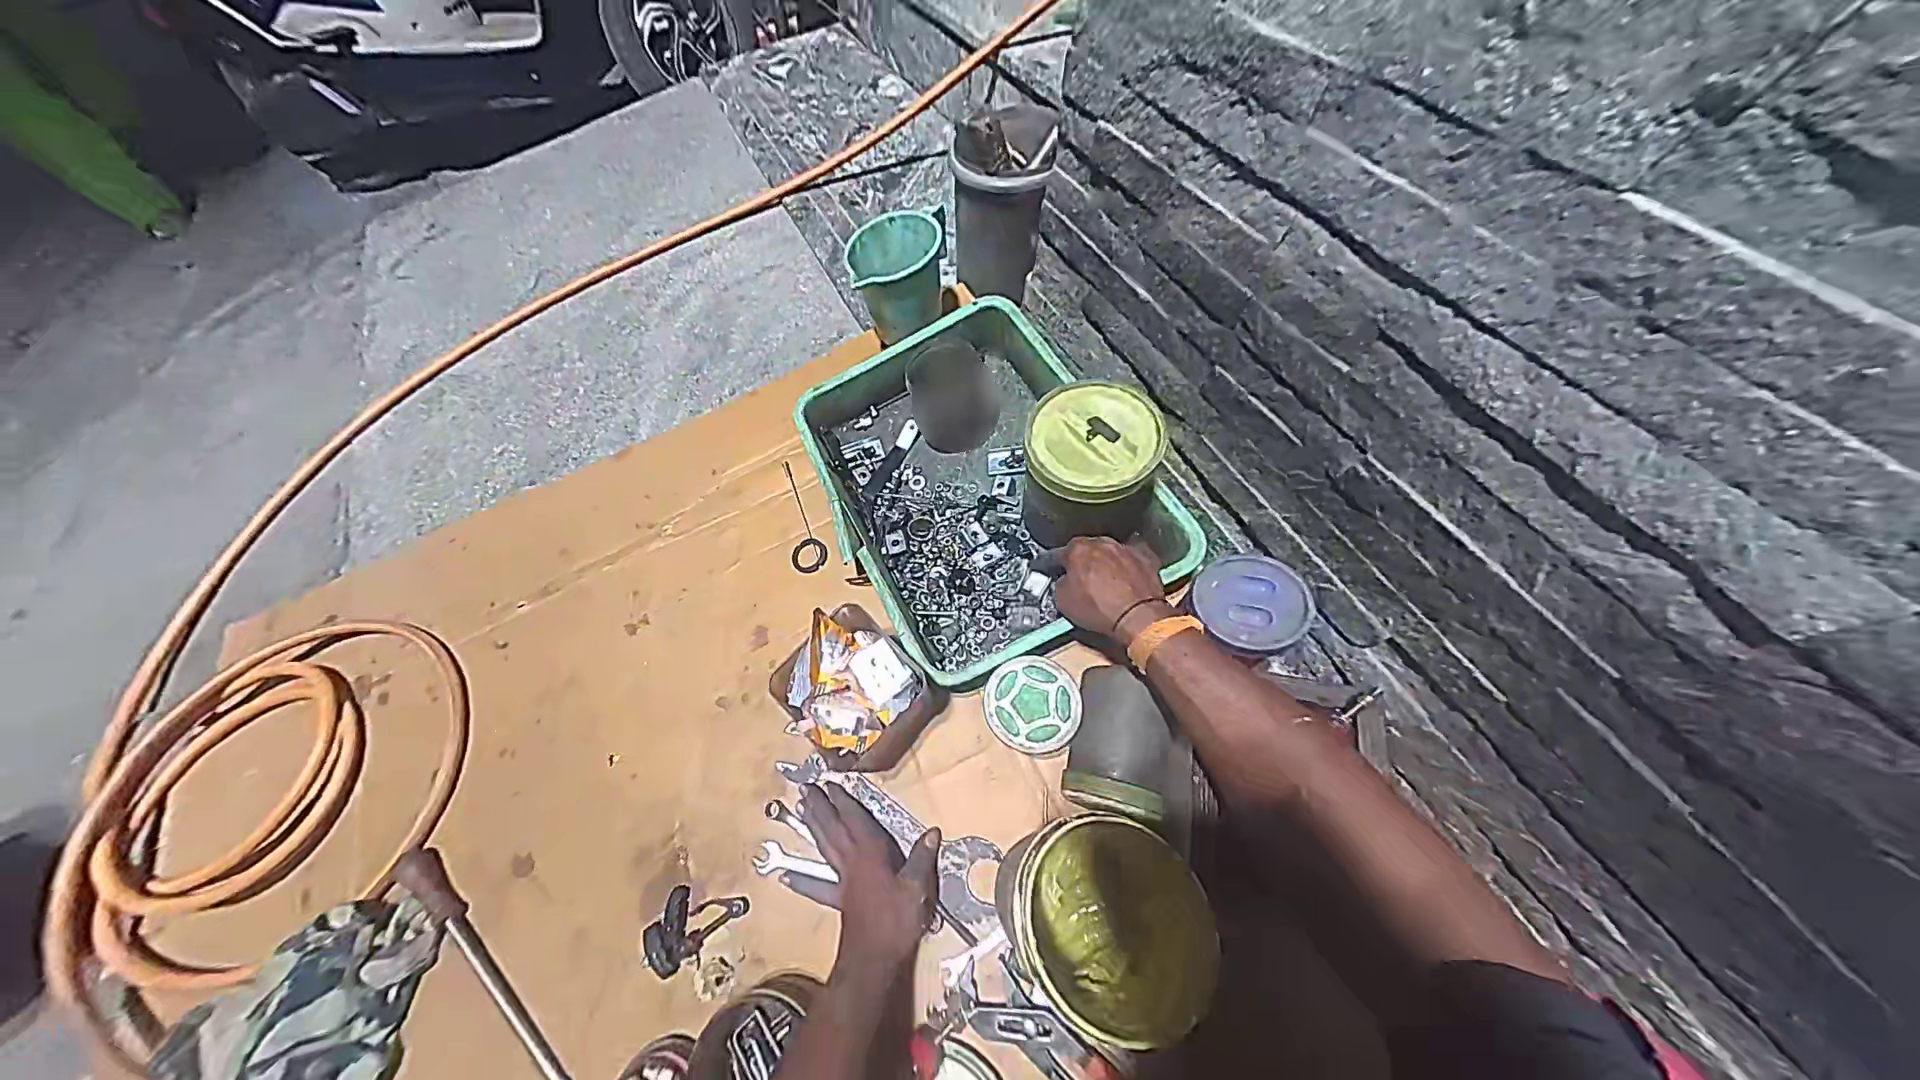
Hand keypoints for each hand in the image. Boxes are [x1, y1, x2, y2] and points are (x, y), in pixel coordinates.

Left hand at [795, 783, 938, 966]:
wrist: (872, 960)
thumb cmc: (896, 921)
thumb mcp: (916, 887)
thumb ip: (922, 858)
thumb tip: (933, 831)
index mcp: (870, 853)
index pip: (854, 819)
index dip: (844, 800)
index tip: (831, 782)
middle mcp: (851, 862)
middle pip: (833, 828)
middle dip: (821, 807)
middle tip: (806, 788)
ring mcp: (841, 881)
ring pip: (824, 847)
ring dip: (813, 827)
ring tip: (801, 809)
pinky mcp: (838, 900)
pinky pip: (817, 885)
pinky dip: (802, 879)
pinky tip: (787, 875)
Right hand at [1051, 537, 1171, 641]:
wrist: (1137, 617)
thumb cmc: (1099, 609)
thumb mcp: (1063, 602)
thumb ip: (1059, 584)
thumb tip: (1063, 582)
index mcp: (1077, 550)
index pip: (1056, 555)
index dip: (1050, 564)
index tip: (1049, 570)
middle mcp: (1101, 542)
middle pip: (1086, 549)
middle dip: (1082, 561)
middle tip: (1080, 579)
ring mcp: (1125, 548)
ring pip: (1109, 551)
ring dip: (1105, 562)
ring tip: (1105, 580)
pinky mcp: (1146, 557)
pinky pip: (1132, 557)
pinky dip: (1128, 564)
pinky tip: (1127, 576)